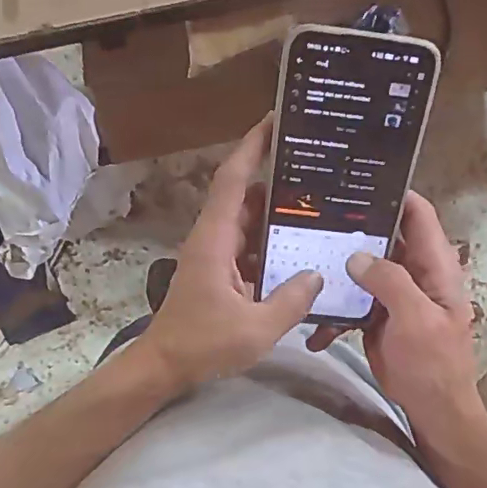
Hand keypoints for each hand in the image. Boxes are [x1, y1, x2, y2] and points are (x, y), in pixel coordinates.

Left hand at [134, 115, 322, 389]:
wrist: (164, 367)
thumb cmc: (202, 344)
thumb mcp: (256, 328)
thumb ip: (291, 301)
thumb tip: (316, 275)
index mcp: (215, 239)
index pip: (233, 180)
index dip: (252, 146)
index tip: (274, 120)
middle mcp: (214, 238)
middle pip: (246, 196)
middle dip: (278, 179)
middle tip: (320, 167)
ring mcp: (216, 256)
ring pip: (251, 223)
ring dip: (279, 214)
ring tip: (321, 205)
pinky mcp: (221, 273)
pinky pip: (252, 247)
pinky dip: (274, 243)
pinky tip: (304, 250)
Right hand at [320, 192, 481, 421]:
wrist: (432, 408)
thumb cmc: (433, 362)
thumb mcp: (416, 319)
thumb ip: (390, 282)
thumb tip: (356, 255)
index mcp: (433, 266)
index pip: (418, 215)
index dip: (395, 194)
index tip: (358, 180)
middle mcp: (413, 272)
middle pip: (383, 237)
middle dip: (353, 227)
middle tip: (314, 213)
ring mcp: (393, 294)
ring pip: (362, 267)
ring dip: (337, 268)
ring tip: (301, 256)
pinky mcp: (375, 315)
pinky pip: (351, 301)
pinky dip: (333, 311)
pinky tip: (312, 323)